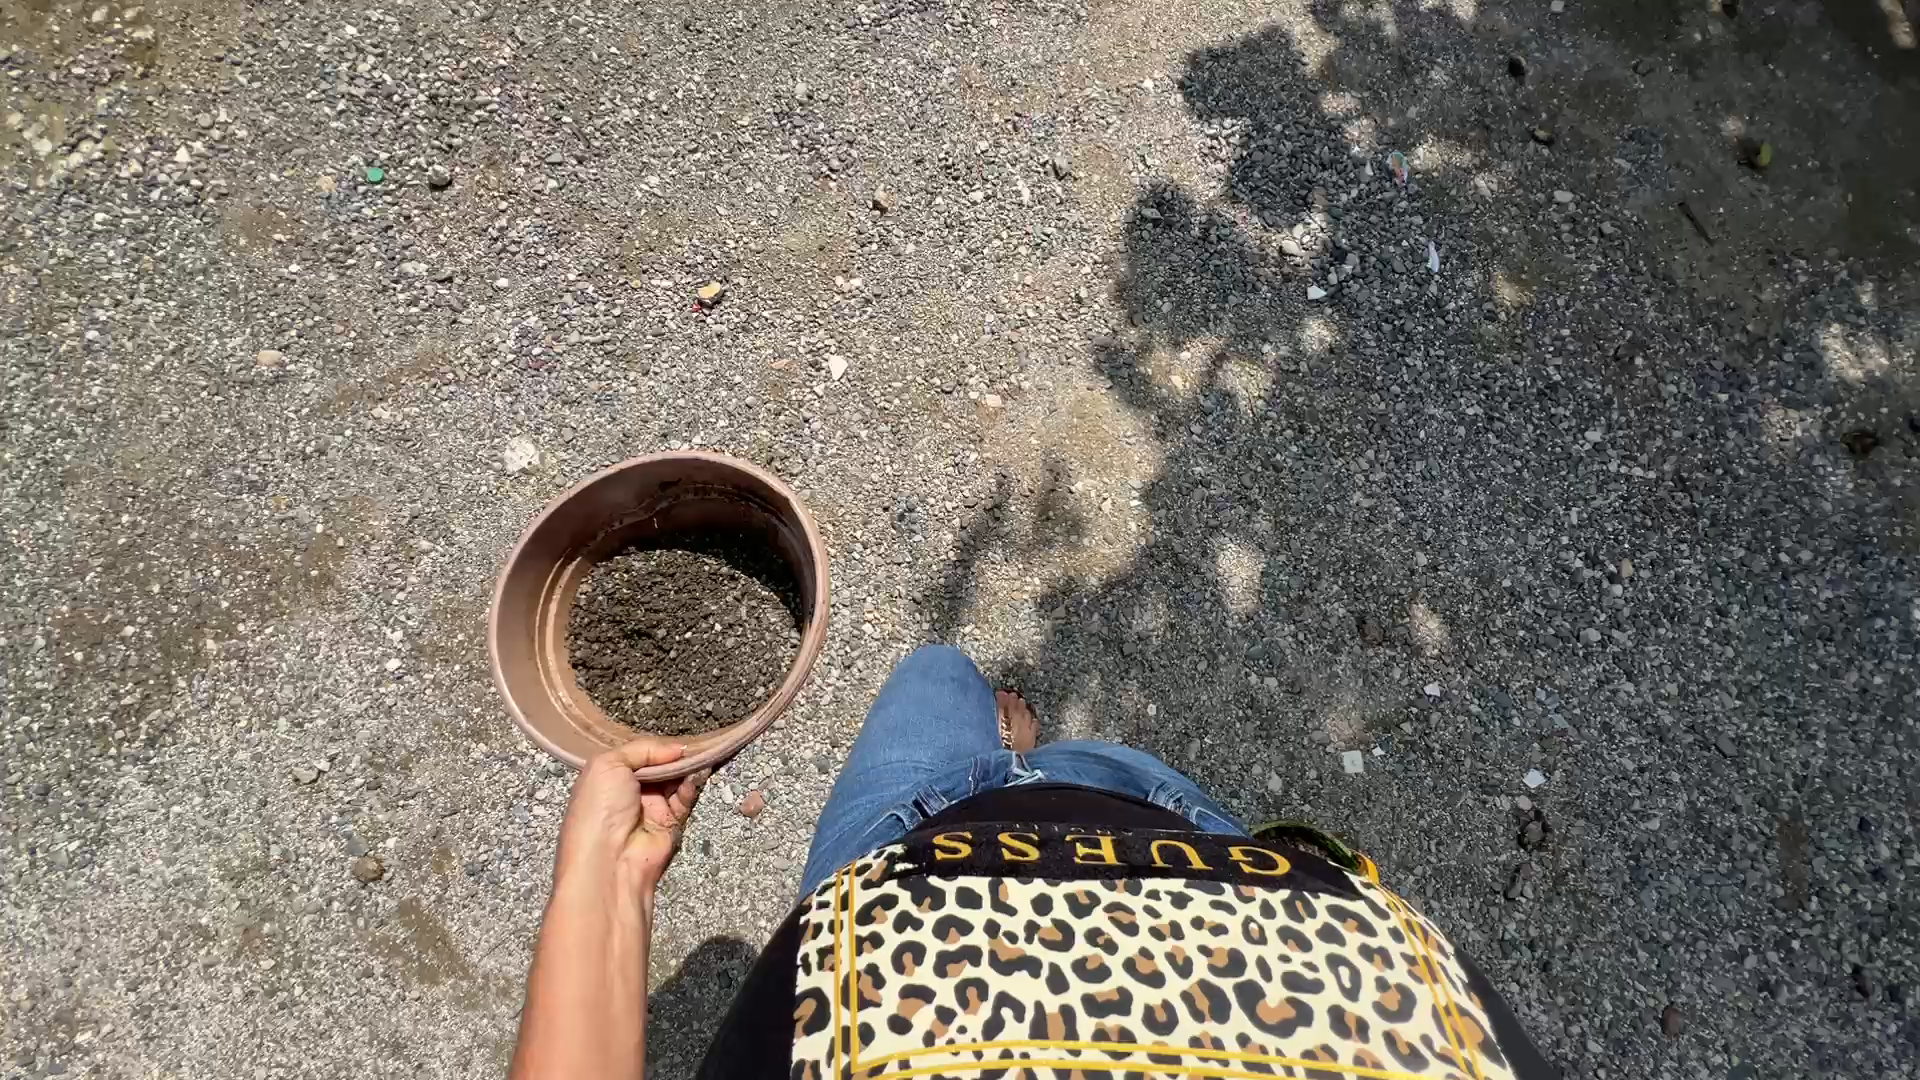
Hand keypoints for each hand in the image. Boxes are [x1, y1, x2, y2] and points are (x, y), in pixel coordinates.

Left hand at [556, 740, 709, 895]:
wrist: (608, 861)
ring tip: (700, 755)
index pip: (638, 754)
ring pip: (676, 779)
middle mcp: (630, 791)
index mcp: (608, 777)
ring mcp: (651, 807)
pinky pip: (685, 798)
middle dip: (675, 755)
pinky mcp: (671, 822)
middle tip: (694, 743)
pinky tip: (697, 774)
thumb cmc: (599, 808)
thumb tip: (678, 748)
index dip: (656, 746)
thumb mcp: (608, 764)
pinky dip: (692, 785)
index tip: (675, 737)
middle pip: (660, 765)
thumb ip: (643, 748)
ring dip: (687, 767)